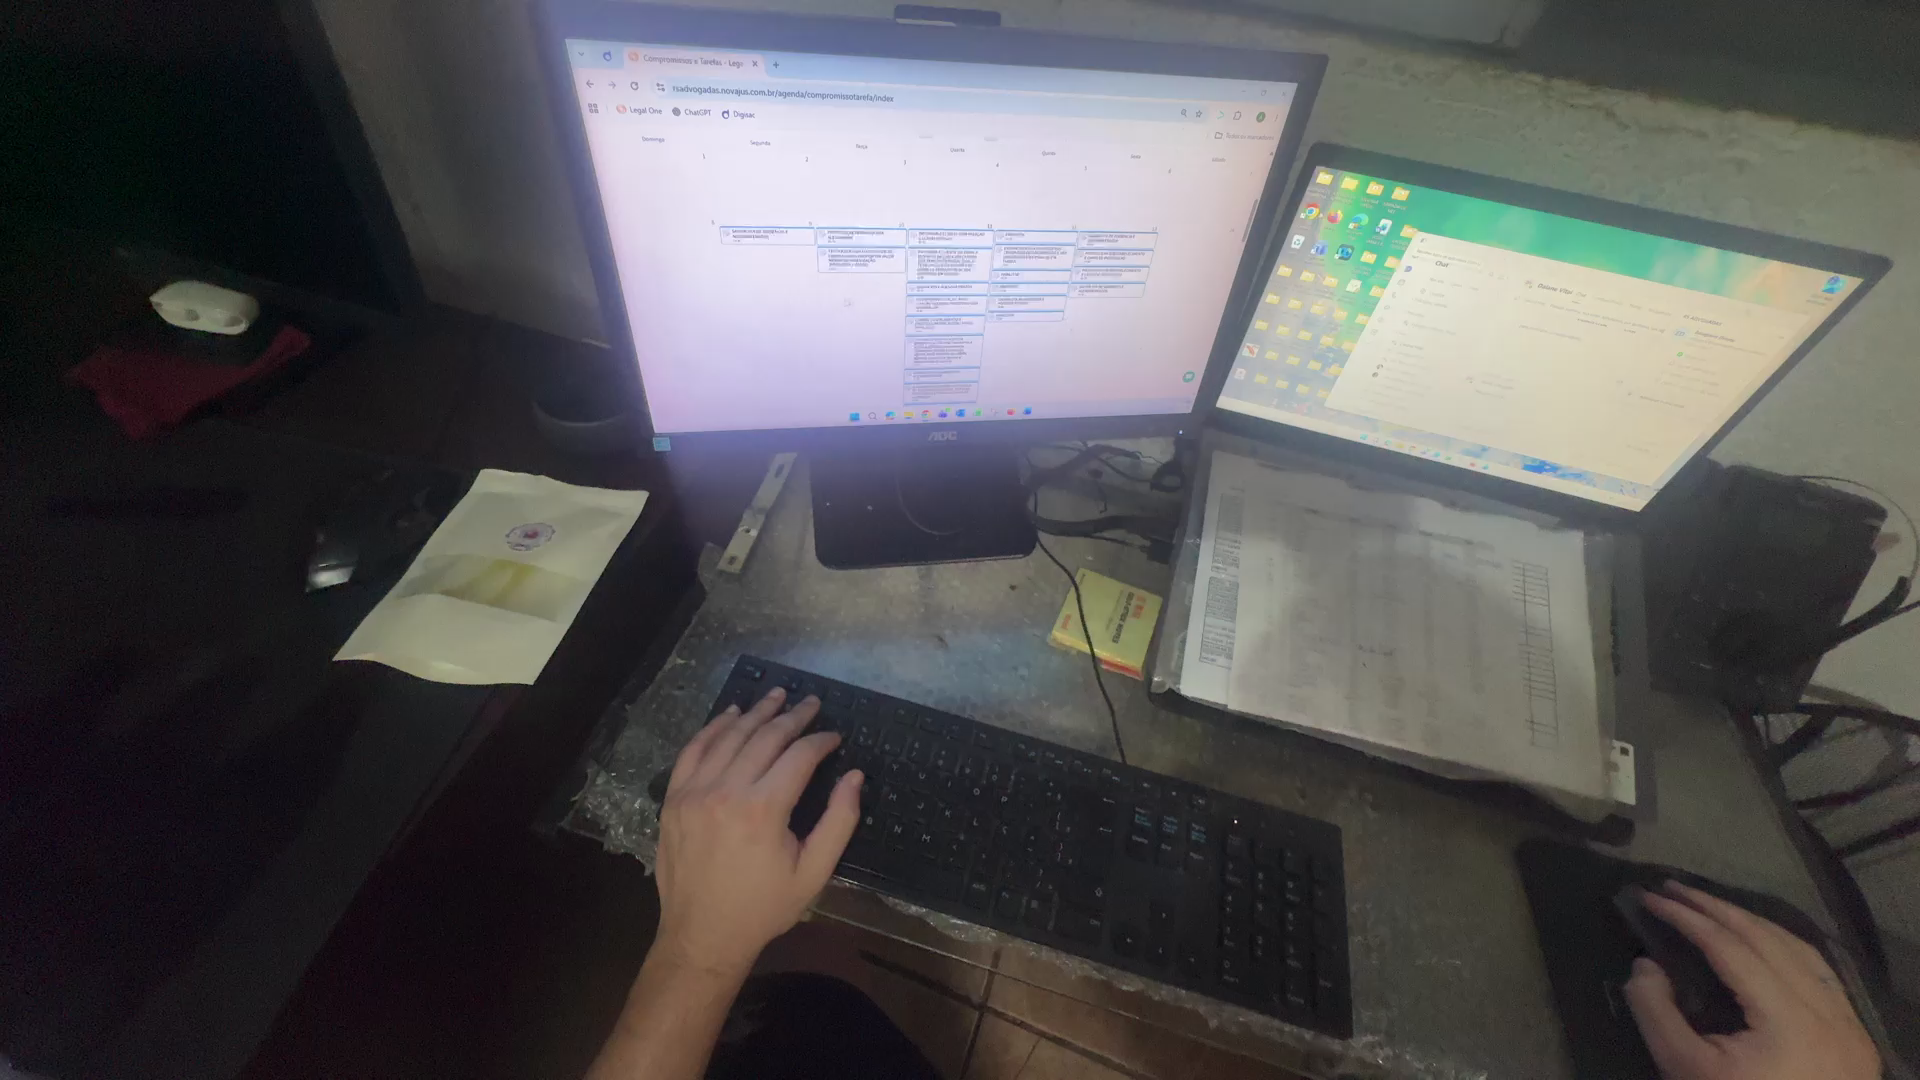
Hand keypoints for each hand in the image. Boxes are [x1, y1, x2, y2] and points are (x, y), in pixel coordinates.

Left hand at [653, 687, 862, 978]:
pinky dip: (713, 727)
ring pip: (730, 736)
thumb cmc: (764, 906)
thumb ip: (839, 820)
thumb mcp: (814, 872)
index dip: (821, 740)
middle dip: (793, 716)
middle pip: (765, 737)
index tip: (835, 736)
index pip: (799, 755)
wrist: (701, 938)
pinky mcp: (674, 799)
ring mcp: (695, 793)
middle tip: (812, 703)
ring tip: (777, 696)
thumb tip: (854, 776)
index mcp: (763, 810)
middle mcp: (726, 791)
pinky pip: (693, 750)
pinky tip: (731, 715)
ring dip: (756, 712)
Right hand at [1624, 881, 1878, 1079]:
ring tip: (1707, 904)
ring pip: (1801, 951)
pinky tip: (1755, 937)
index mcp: (1791, 1023)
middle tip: (1670, 886)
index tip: (1647, 896)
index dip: (1685, 916)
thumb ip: (1653, 1007)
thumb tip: (1646, 964)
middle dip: (1714, 906)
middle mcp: (1830, 1018)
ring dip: (1749, 919)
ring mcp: (1850, 1028)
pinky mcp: (1854, 1039)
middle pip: (1768, 940)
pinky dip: (1780, 943)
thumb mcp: (1681, 1063)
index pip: (1730, 947)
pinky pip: (1820, 973)